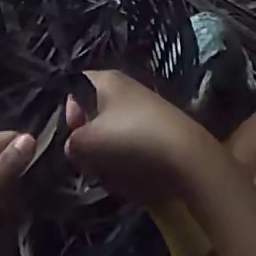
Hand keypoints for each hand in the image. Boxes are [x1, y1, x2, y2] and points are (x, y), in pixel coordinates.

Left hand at [0, 130, 34, 255]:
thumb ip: (7, 166)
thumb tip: (31, 136)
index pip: (11, 140)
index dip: (33, 150)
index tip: (59, 166)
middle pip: (14, 175)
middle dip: (25, 194)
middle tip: (33, 208)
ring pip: (11, 207)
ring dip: (14, 224)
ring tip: (8, 239)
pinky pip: (1, 233)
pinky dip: (3, 244)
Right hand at [64, 69, 218, 201]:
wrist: (187, 157)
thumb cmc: (131, 140)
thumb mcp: (87, 143)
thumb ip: (72, 143)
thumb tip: (75, 146)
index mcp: (107, 79)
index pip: (74, 86)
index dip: (69, 110)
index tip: (74, 132)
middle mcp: (125, 88)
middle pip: (93, 113)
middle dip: (89, 138)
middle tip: (91, 157)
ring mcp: (144, 110)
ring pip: (111, 133)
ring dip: (107, 155)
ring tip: (112, 171)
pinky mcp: (158, 131)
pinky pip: (131, 145)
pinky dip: (127, 161)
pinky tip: (131, 176)